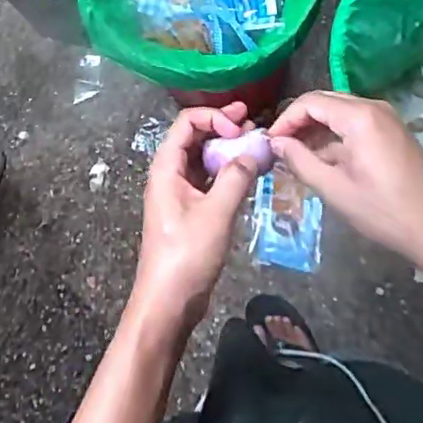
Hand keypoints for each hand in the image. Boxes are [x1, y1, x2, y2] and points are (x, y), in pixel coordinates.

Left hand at [133, 103, 261, 329]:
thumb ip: (237, 177)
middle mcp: (170, 173)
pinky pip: (210, 177)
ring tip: (255, 142)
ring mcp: (180, 192)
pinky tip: (249, 170)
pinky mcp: (190, 209)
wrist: (167, 305)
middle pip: (195, 135)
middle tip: (252, 120)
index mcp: (166, 167)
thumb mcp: (215, 213)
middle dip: (222, 125)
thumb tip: (255, 150)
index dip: (214, 118)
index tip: (239, 130)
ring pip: (204, 156)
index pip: (187, 122)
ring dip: (228, 146)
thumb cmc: (186, 255)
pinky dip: (228, 169)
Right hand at [268, 91, 422, 271]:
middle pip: (325, 101)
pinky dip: (336, 134)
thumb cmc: (385, 212)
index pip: (310, 102)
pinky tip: (325, 159)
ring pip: (340, 111)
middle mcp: (374, 106)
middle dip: (299, 121)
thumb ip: (301, 161)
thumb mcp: (335, 190)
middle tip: (279, 149)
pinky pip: (357, 122)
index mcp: (359, 116)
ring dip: (317, 128)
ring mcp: (387, 117)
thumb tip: (277, 144)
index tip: (269, 143)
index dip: (285, 120)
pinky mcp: (394, 131)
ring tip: (297, 156)